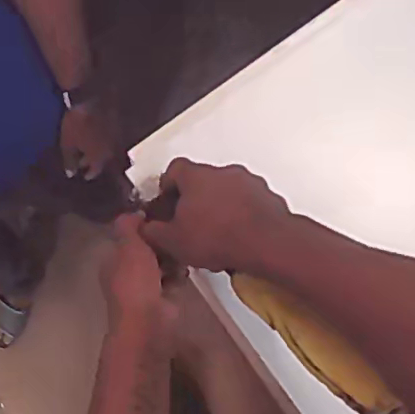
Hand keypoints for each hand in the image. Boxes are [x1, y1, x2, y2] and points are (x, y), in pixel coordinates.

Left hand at [60, 100, 117, 179]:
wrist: (94, 97)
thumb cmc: (78, 124)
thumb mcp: (68, 143)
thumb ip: (70, 161)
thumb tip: (71, 174)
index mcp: (99, 158)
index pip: (95, 171)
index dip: (88, 174)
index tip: (84, 175)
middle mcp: (111, 151)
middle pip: (103, 160)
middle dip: (94, 162)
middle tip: (85, 162)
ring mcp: (116, 137)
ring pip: (106, 148)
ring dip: (99, 150)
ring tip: (89, 148)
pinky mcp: (117, 123)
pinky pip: (108, 137)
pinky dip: (101, 139)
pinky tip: (95, 136)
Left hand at [100, 215, 176, 330]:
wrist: (149, 319)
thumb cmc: (134, 280)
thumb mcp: (128, 246)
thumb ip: (128, 227)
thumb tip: (133, 212)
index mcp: (112, 261)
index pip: (126, 238)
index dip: (141, 227)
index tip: (158, 216)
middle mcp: (125, 274)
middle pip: (145, 250)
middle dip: (160, 243)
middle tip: (174, 233)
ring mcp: (144, 287)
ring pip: (161, 264)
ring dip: (172, 258)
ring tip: (182, 249)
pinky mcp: (162, 298)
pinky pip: (172, 278)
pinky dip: (178, 274)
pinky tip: (185, 268)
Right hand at [140, 159, 295, 273]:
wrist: (267, 244)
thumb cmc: (217, 237)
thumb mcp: (172, 241)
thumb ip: (152, 232)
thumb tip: (144, 228)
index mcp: (196, 176)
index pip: (175, 169)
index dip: (167, 186)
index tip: (166, 202)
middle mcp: (224, 172)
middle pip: (202, 180)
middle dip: (194, 199)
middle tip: (188, 222)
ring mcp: (250, 183)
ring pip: (227, 191)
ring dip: (219, 207)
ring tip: (215, 235)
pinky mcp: (270, 198)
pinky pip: (249, 203)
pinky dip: (241, 216)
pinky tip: (237, 238)